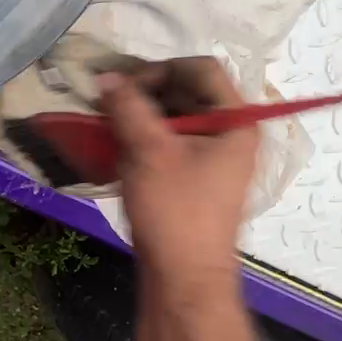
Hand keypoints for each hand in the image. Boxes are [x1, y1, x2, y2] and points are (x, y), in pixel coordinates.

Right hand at [100, 58, 260, 280]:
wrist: (183, 272)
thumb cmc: (175, 209)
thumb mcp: (148, 150)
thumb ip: (127, 106)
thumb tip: (105, 76)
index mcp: (236, 121)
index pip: (200, 68)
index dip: (160, 70)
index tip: (124, 90)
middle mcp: (229, 131)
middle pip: (184, 88)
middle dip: (142, 90)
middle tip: (106, 104)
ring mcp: (211, 151)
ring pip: (170, 112)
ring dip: (136, 111)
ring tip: (105, 123)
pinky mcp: (191, 169)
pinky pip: (165, 135)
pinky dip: (139, 131)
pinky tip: (114, 142)